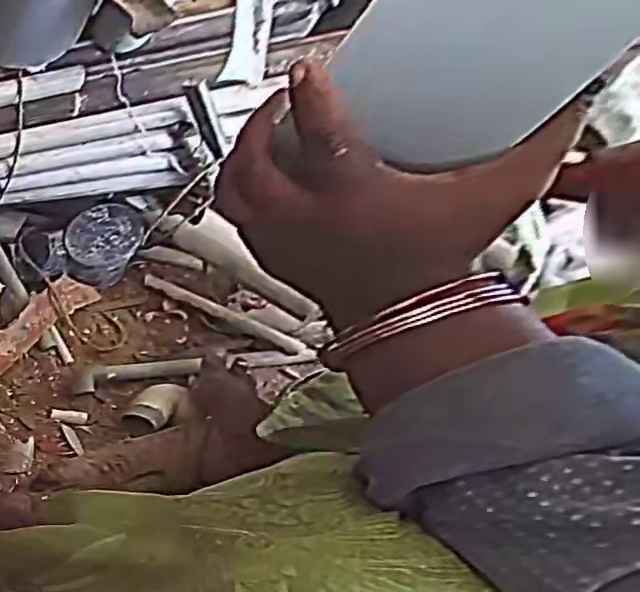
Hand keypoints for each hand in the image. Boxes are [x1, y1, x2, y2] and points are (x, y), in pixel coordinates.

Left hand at [216, 59, 585, 326]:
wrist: (399, 306)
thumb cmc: (438, 254)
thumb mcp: (503, 186)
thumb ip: (542, 134)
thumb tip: (577, 94)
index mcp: (349, 193)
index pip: (319, 134)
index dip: (310, 96)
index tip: (306, 70)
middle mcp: (299, 216)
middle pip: (252, 164)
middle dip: (257, 125)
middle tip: (276, 101)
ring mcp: (275, 236)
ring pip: (230, 192)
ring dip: (236, 158)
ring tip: (254, 133)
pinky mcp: (264, 252)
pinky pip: (233, 216)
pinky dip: (235, 189)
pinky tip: (251, 174)